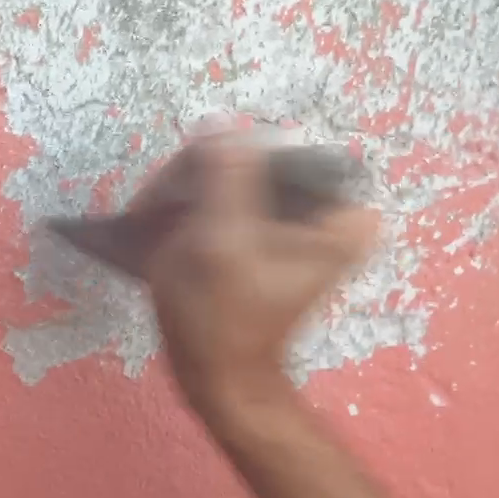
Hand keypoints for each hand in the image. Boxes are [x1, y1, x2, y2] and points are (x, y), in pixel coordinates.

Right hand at [134, 135, 378, 416]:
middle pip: (254, 162)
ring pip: (235, 177)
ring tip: (157, 220)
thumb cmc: (221, 315)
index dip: (225, 159)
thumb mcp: (221, 241)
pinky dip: (200, 204)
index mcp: (341, 217)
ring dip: (191, 191)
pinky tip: (171, 224)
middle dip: (199, 179)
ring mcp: (298, 226)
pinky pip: (231, 198)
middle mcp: (329, 216)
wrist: (216, 375)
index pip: (278, 151)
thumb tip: (220, 121)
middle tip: (159, 208)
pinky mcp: (269, 236)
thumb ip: (225, 178)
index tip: (185, 189)